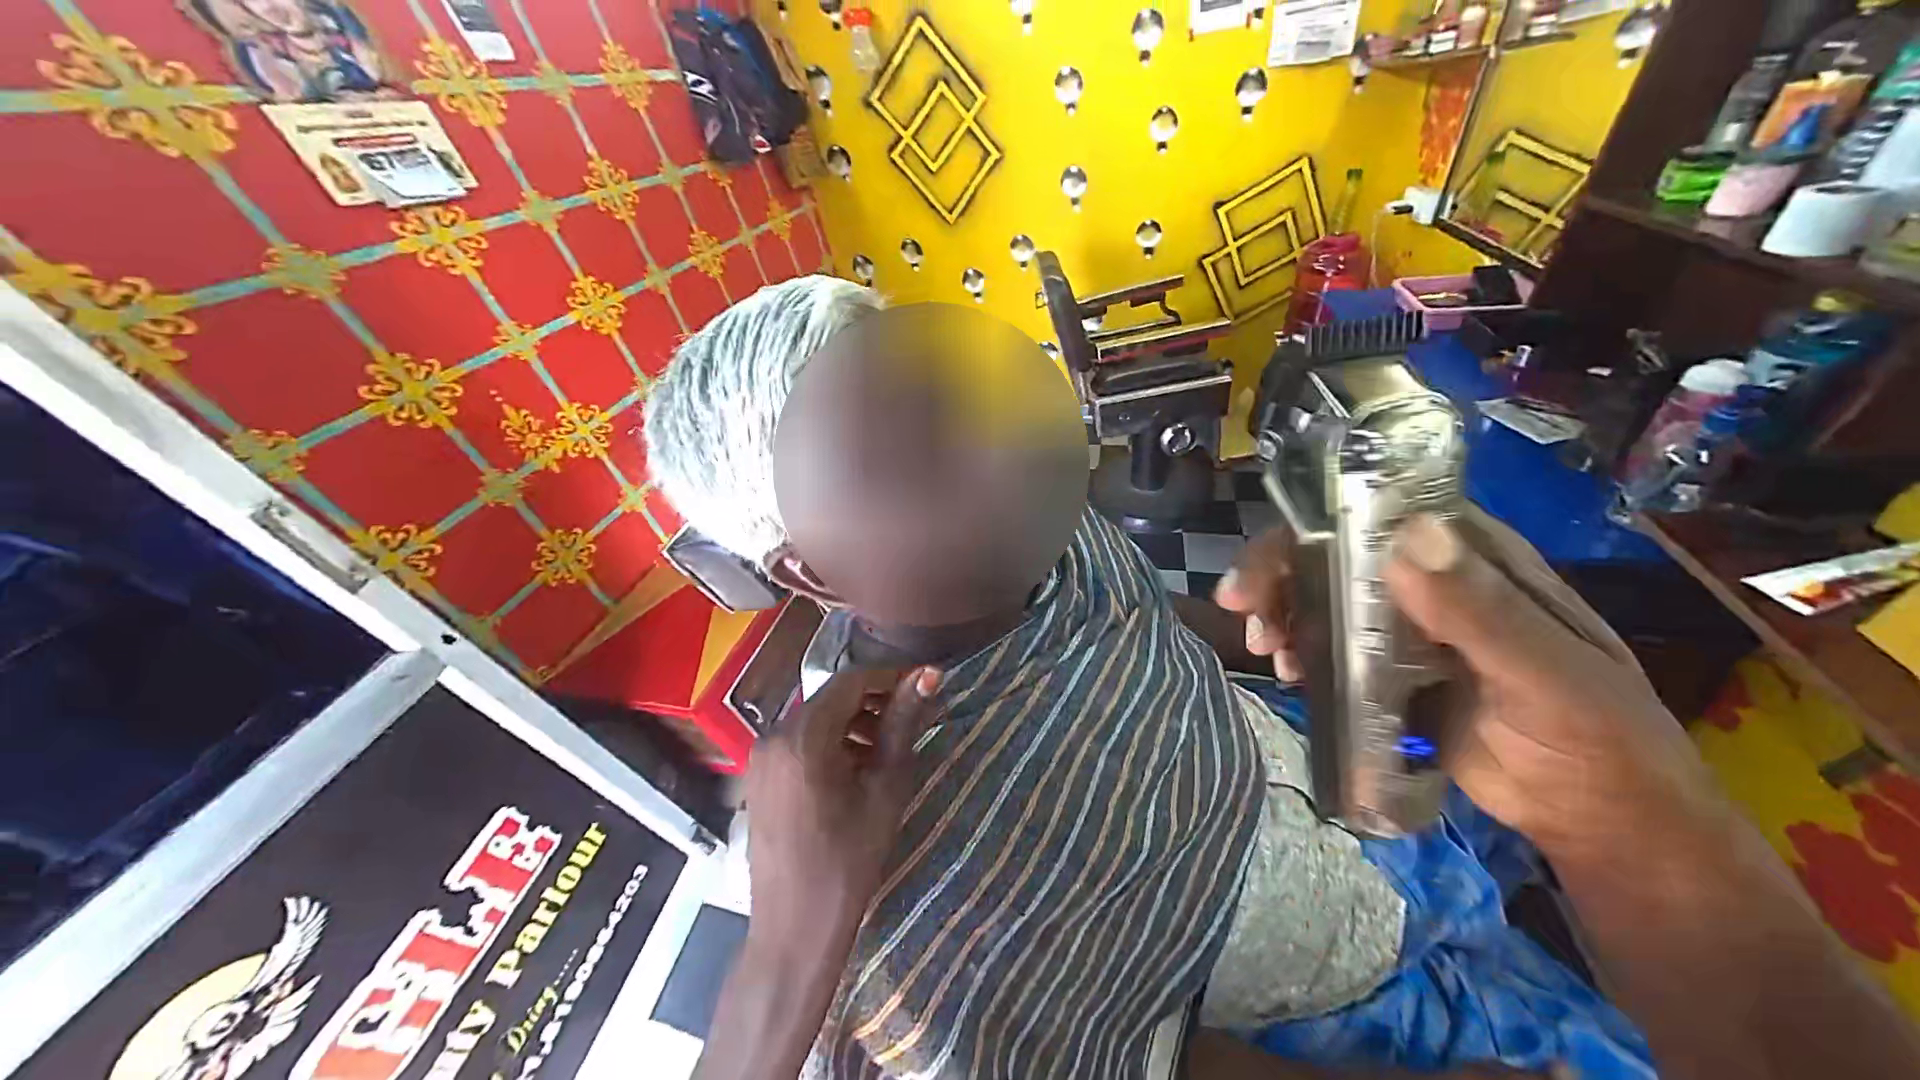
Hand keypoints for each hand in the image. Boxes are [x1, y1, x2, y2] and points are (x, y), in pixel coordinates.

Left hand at [697, 667, 940, 1079]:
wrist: (794, 929)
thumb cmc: (848, 861)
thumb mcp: (884, 788)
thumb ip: (903, 725)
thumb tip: (929, 676)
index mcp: (802, 736)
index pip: (851, 681)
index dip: (890, 678)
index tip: (924, 687)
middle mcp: (773, 735)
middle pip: (831, 698)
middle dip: (874, 702)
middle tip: (914, 720)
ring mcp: (760, 756)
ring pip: (815, 719)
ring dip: (854, 723)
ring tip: (889, 748)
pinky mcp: (759, 776)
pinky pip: (799, 742)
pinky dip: (830, 743)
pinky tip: (856, 768)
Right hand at [1216, 508, 1723, 858]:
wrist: (1598, 820)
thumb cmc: (1598, 739)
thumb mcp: (1548, 674)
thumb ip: (1482, 612)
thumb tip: (1408, 537)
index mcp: (1476, 559)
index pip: (1384, 513)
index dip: (1321, 522)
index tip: (1274, 556)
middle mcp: (1432, 580)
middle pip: (1337, 551)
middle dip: (1279, 571)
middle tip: (1243, 607)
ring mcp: (1404, 626)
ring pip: (1323, 595)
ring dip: (1282, 611)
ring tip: (1266, 648)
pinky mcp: (1385, 670)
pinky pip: (1328, 645)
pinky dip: (1297, 649)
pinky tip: (1289, 672)